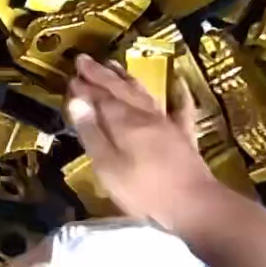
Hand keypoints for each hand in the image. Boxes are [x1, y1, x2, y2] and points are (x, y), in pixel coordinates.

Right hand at [66, 54, 239, 239]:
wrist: (195, 206)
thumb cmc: (143, 190)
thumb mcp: (107, 165)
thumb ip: (91, 132)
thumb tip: (76, 100)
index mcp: (123, 122)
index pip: (99, 97)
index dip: (83, 87)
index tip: (70, 77)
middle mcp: (144, 116)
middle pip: (120, 90)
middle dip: (100, 74)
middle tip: (84, 60)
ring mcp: (166, 124)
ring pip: (143, 93)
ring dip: (126, 78)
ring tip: (114, 65)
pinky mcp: (183, 136)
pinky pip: (181, 108)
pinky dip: (179, 94)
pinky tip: (178, 83)